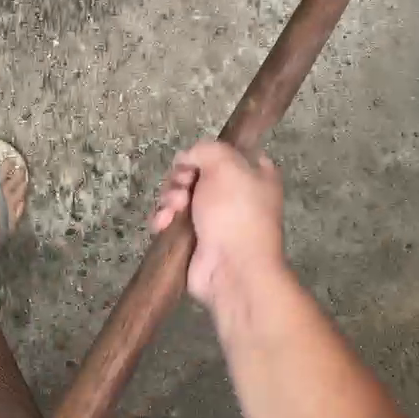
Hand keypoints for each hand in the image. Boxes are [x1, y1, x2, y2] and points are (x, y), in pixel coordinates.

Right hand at [151, 139, 288, 310]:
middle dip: (181, 178)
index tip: (195, 161)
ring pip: (180, 194)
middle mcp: (236, 196)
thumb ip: (206, 149)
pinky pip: (171, 218)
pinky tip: (164, 224)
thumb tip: (188, 159)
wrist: (232, 267)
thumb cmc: (235, 213)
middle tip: (183, 187)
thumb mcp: (226, 165)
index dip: (206, 154)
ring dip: (170, 198)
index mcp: (254, 176)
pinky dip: (164, 218)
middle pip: (196, 173)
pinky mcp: (194, 237)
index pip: (228, 154)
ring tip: (174, 210)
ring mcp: (214, 218)